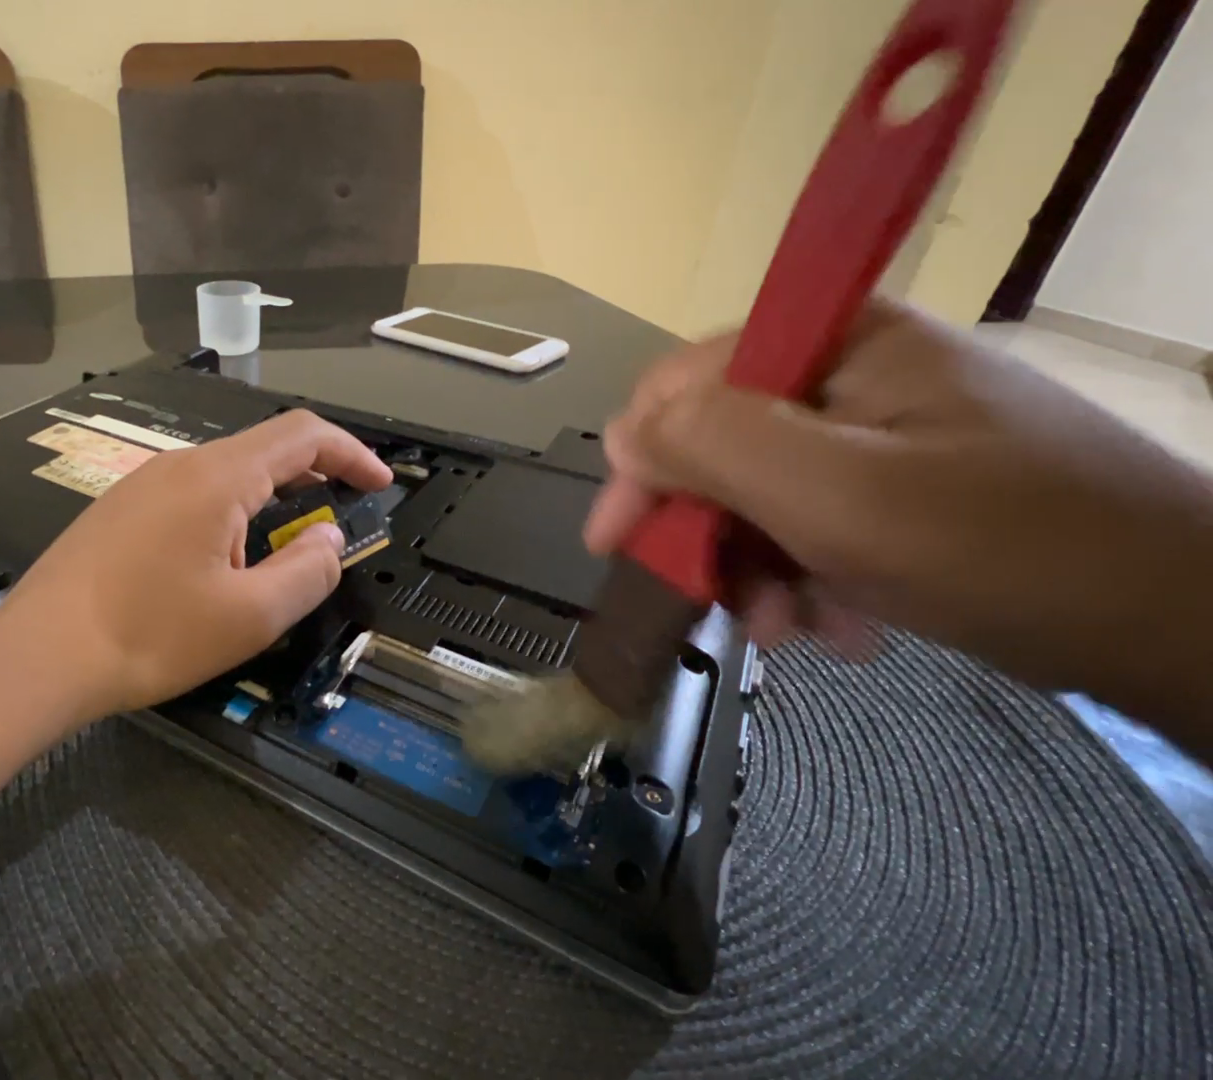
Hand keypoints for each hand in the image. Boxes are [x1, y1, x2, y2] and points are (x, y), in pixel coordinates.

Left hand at [0, 409, 393, 725]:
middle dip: (312, 480)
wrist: (40, 656)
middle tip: (335, 526)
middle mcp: (178, 465)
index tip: (379, 485)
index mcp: (216, 477)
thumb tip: (328, 538)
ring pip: (224, 475)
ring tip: (276, 559)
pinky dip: (228, 516)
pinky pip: (190, 496)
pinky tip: (218, 565)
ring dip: (267, 504)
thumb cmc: (150, 636)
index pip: (302, 434)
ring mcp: (141, 485)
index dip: (351, 453)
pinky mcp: (118, 511)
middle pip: (262, 450)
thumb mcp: (249, 617)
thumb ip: (307, 572)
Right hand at [585, 304, 1212, 744]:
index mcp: (837, 341)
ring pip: (761, 492)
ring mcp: (881, 427)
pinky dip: (808, 576)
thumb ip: (714, 446)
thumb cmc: (1006, 550)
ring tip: (789, 632)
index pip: (684, 384)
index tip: (617, 547)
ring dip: (758, 568)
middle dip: (708, 533)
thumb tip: (623, 434)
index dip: (640, 464)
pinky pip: (814, 518)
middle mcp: (851, 371)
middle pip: (719, 444)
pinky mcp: (906, 479)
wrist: (1186, 623)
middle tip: (710, 606)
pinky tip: (839, 625)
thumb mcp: (839, 496)